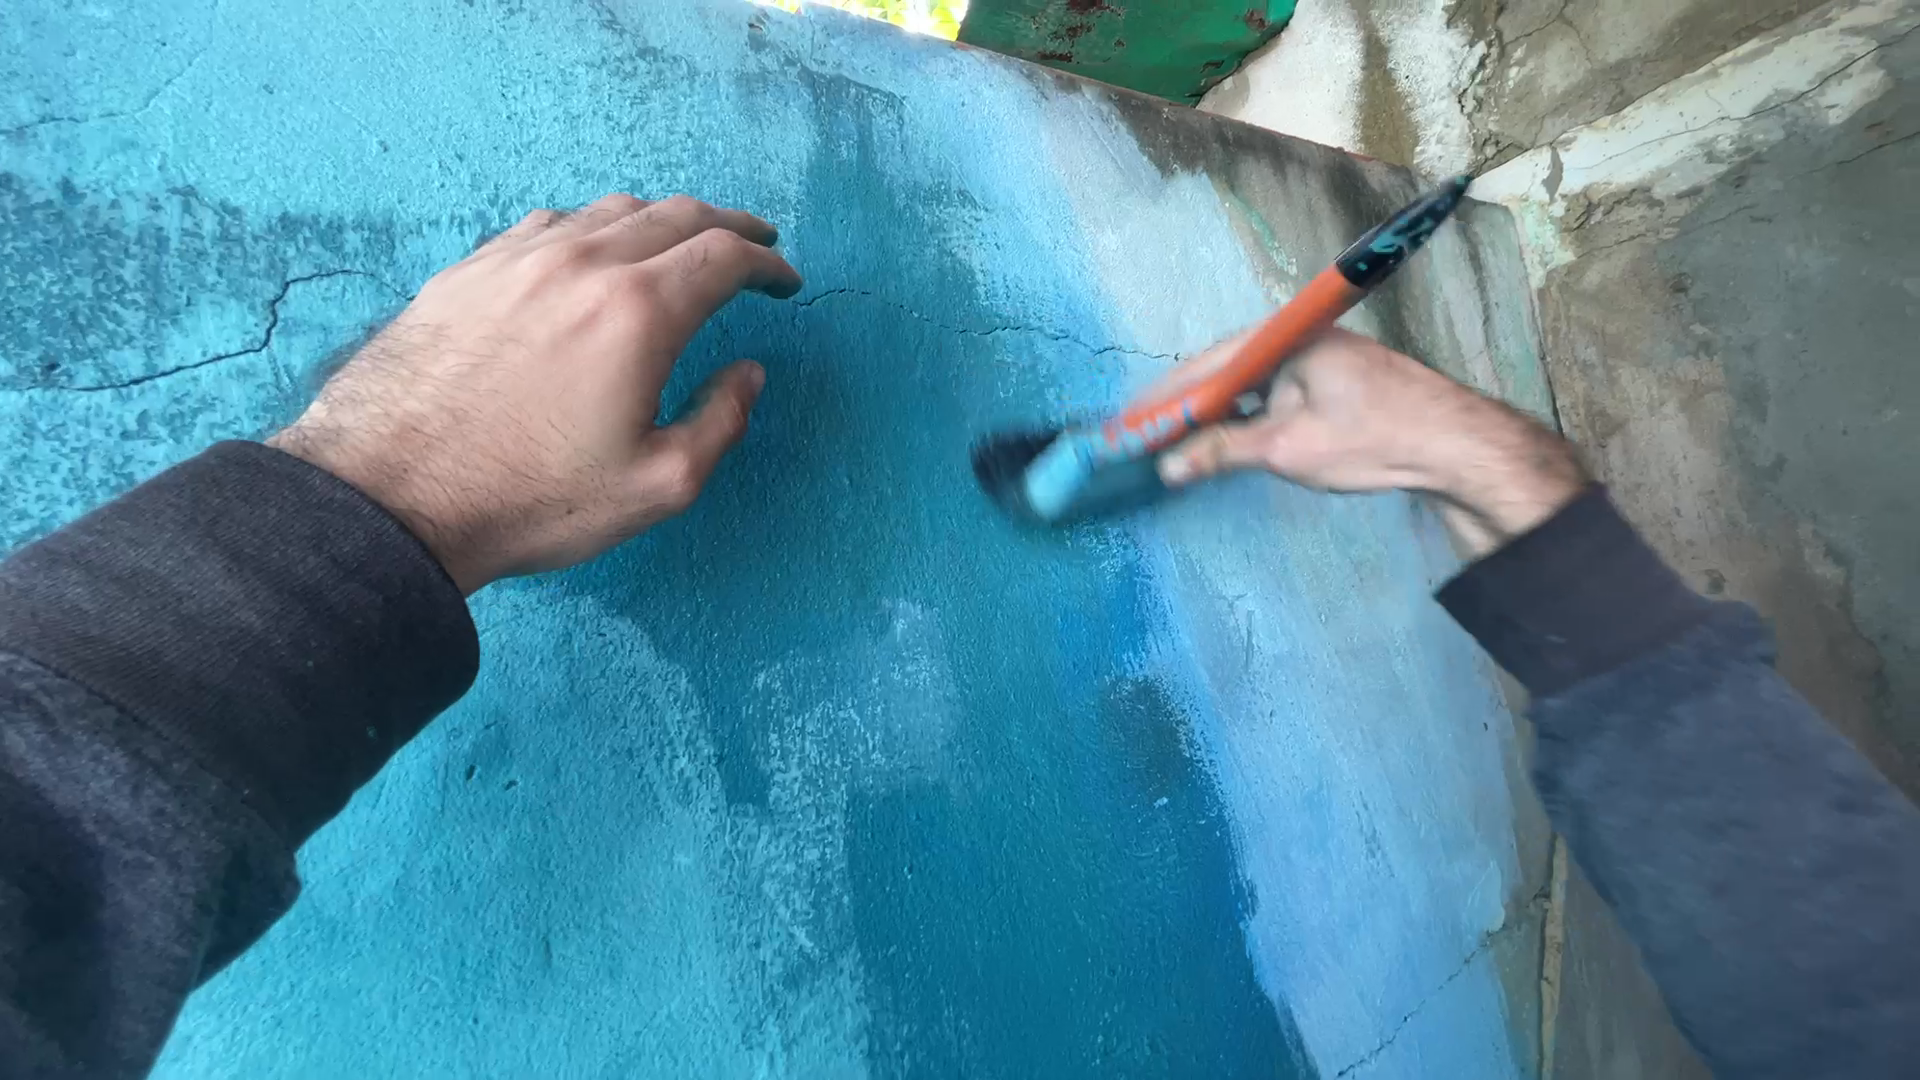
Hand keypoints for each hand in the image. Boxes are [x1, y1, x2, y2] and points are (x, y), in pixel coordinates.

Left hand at [269, 194, 801, 592]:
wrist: (391, 498)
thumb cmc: (540, 499)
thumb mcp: (665, 483)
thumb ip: (724, 420)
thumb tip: (749, 372)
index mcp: (640, 312)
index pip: (724, 256)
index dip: (768, 264)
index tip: (787, 283)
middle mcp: (584, 262)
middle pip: (676, 216)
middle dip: (731, 227)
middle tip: (758, 245)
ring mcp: (519, 257)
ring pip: (613, 210)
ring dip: (667, 224)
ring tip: (687, 249)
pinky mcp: (471, 268)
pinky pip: (553, 224)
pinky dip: (600, 230)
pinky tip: (600, 255)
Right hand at [1156, 327, 1587, 556]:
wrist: (1457, 447)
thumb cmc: (1371, 439)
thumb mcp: (1285, 448)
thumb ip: (1220, 452)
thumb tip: (1167, 467)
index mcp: (1281, 341)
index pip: (1201, 368)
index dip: (1160, 400)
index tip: (1126, 425)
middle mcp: (1291, 339)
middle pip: (1218, 371)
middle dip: (1179, 405)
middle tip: (1140, 435)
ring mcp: (1310, 356)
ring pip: (1241, 383)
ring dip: (1208, 412)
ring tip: (1169, 439)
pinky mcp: (1323, 377)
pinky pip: (1264, 392)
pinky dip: (1237, 414)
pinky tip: (1220, 436)